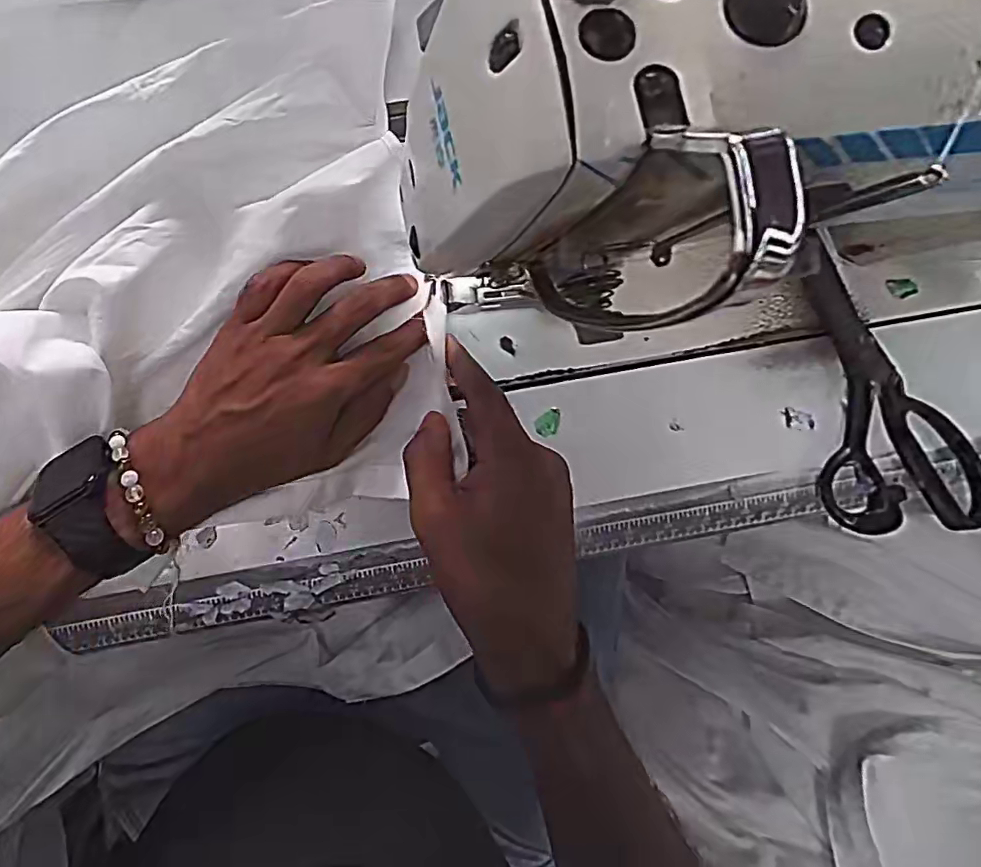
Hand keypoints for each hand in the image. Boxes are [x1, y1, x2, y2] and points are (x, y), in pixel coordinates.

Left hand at [114, 255, 427, 543]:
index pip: (382, 352)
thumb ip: (365, 413)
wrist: (200, 454)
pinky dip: (286, 270)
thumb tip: (392, 379)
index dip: (409, 334)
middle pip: (355, 309)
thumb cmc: (258, 458)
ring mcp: (266, 337)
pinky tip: (302, 270)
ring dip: (338, 269)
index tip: (420, 324)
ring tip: (356, 266)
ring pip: (308, 285)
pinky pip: (263, 286)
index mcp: (324, 390)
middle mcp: (299, 356)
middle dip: (389, 292)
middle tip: (403, 286)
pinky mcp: (238, 328)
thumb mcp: (326, 451)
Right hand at [405, 339, 577, 696]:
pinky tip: (468, 489)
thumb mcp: (434, 515)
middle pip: (494, 418)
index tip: (446, 345)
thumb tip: (433, 423)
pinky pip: (516, 465)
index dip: (462, 366)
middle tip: (427, 417)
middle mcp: (542, 463)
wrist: (529, 635)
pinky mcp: (554, 502)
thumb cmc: (482, 580)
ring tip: (443, 469)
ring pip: (504, 444)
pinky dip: (489, 463)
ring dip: (474, 444)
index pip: (485, 395)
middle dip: (461, 413)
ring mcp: (553, 483)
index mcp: (514, 459)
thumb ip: (426, 457)